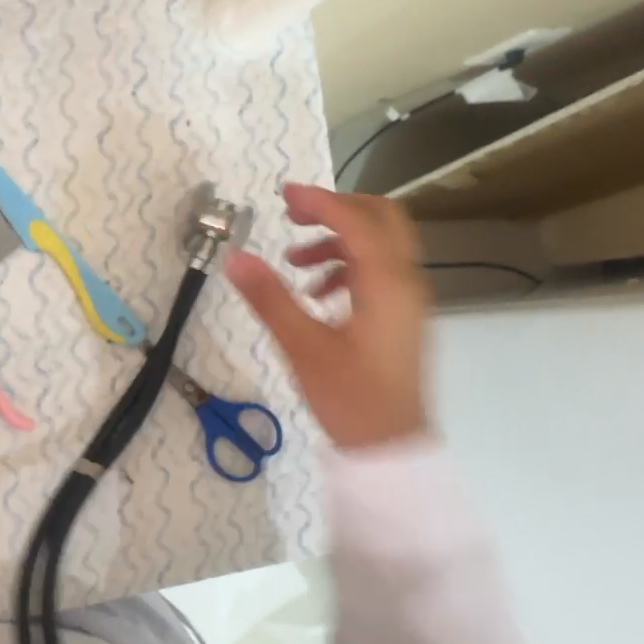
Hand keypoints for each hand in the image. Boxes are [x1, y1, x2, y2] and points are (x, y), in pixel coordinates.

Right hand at [224, 184, 430, 449]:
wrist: (390, 446)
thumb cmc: (348, 398)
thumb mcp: (302, 347)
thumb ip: (269, 298)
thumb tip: (235, 257)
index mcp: (386, 283)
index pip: (356, 221)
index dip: (319, 201)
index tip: (282, 196)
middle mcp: (406, 282)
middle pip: (381, 220)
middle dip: (335, 210)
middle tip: (293, 216)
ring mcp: (409, 300)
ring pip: (380, 246)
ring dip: (338, 241)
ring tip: (293, 264)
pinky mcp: (402, 318)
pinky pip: (379, 273)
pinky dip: (347, 268)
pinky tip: (315, 295)